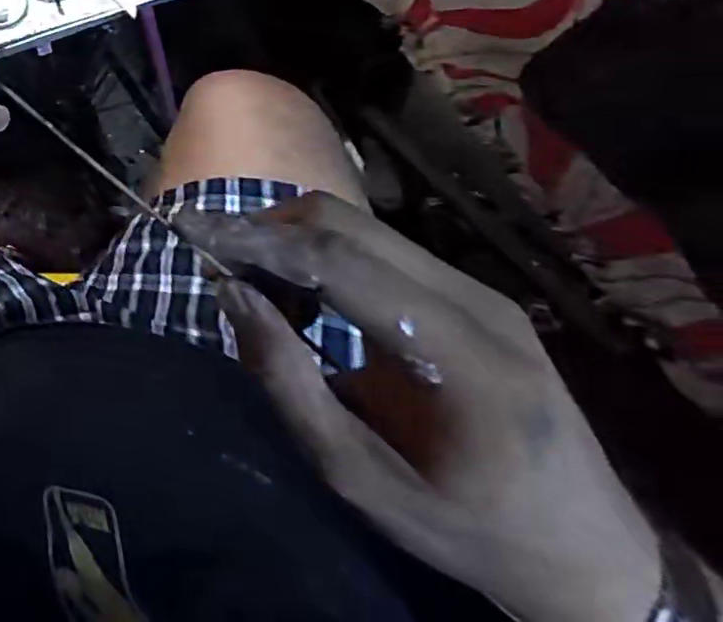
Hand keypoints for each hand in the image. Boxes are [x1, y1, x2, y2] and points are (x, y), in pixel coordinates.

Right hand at [178, 195, 661, 621]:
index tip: (187, 229)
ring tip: (252, 288)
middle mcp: (476, 305)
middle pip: (342, 223)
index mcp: (462, 357)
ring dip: (284, 240)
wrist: (588, 552)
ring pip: (352, 226)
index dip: (253, 238)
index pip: (337, 263)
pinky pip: (370, 247)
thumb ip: (284, 378)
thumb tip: (227, 291)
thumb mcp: (354, 474)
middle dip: (261, 228)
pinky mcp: (466, 295)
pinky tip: (297, 298)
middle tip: (211, 262)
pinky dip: (311, 255)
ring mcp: (477, 294)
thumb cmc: (463, 524)